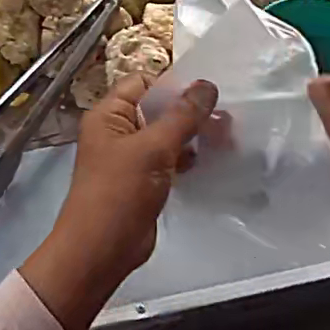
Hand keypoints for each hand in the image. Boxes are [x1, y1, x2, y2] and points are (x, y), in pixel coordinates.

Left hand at [21, 75, 218, 329]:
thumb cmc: (120, 190)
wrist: (102, 246)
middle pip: (156, 109)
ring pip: (165, 135)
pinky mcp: (142, 180)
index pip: (141, 82)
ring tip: (227, 137)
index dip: (172, 83)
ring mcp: (129, 157)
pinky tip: (212, 159)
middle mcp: (116, 131)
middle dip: (189, 111)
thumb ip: (182, 116)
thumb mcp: (153, 148)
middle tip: (228, 117)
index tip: (210, 89)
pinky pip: (167, 159)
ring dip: (192, 135)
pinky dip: (187, 157)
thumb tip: (206, 85)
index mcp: (108, 114)